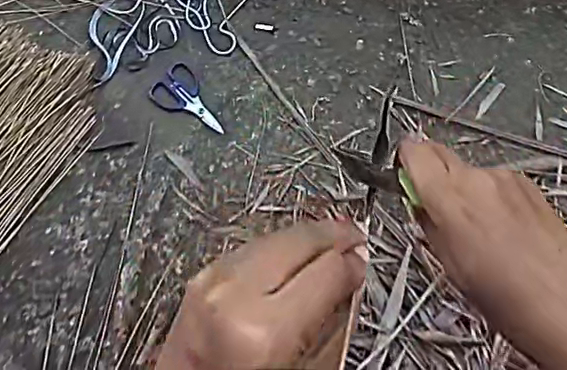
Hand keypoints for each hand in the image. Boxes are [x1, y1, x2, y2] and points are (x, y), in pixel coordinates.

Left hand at [156, 219, 365, 369]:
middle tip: (356, 237)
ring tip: (332, 242)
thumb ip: (328, 324)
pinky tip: (297, 253)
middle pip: (303, 238)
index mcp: (263, 331)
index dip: (352, 262)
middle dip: (334, 235)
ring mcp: (214, 279)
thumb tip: (350, 278)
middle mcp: (235, 294)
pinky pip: (257, 245)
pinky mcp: (203, 274)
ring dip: (309, 236)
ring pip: (280, 235)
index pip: (327, 268)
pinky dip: (282, 245)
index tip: (363, 262)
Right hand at [399, 138, 566, 369]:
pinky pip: (496, 180)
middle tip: (431, 205)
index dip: (406, 162)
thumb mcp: (453, 270)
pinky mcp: (528, 183)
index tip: (404, 175)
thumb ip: (430, 226)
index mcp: (453, 198)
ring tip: (476, 233)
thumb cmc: (516, 304)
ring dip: (465, 190)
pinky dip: (491, 196)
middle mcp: (480, 178)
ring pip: (470, 170)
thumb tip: (419, 206)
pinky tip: (502, 231)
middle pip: (440, 154)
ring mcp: (507, 178)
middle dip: (431, 173)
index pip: (415, 153)